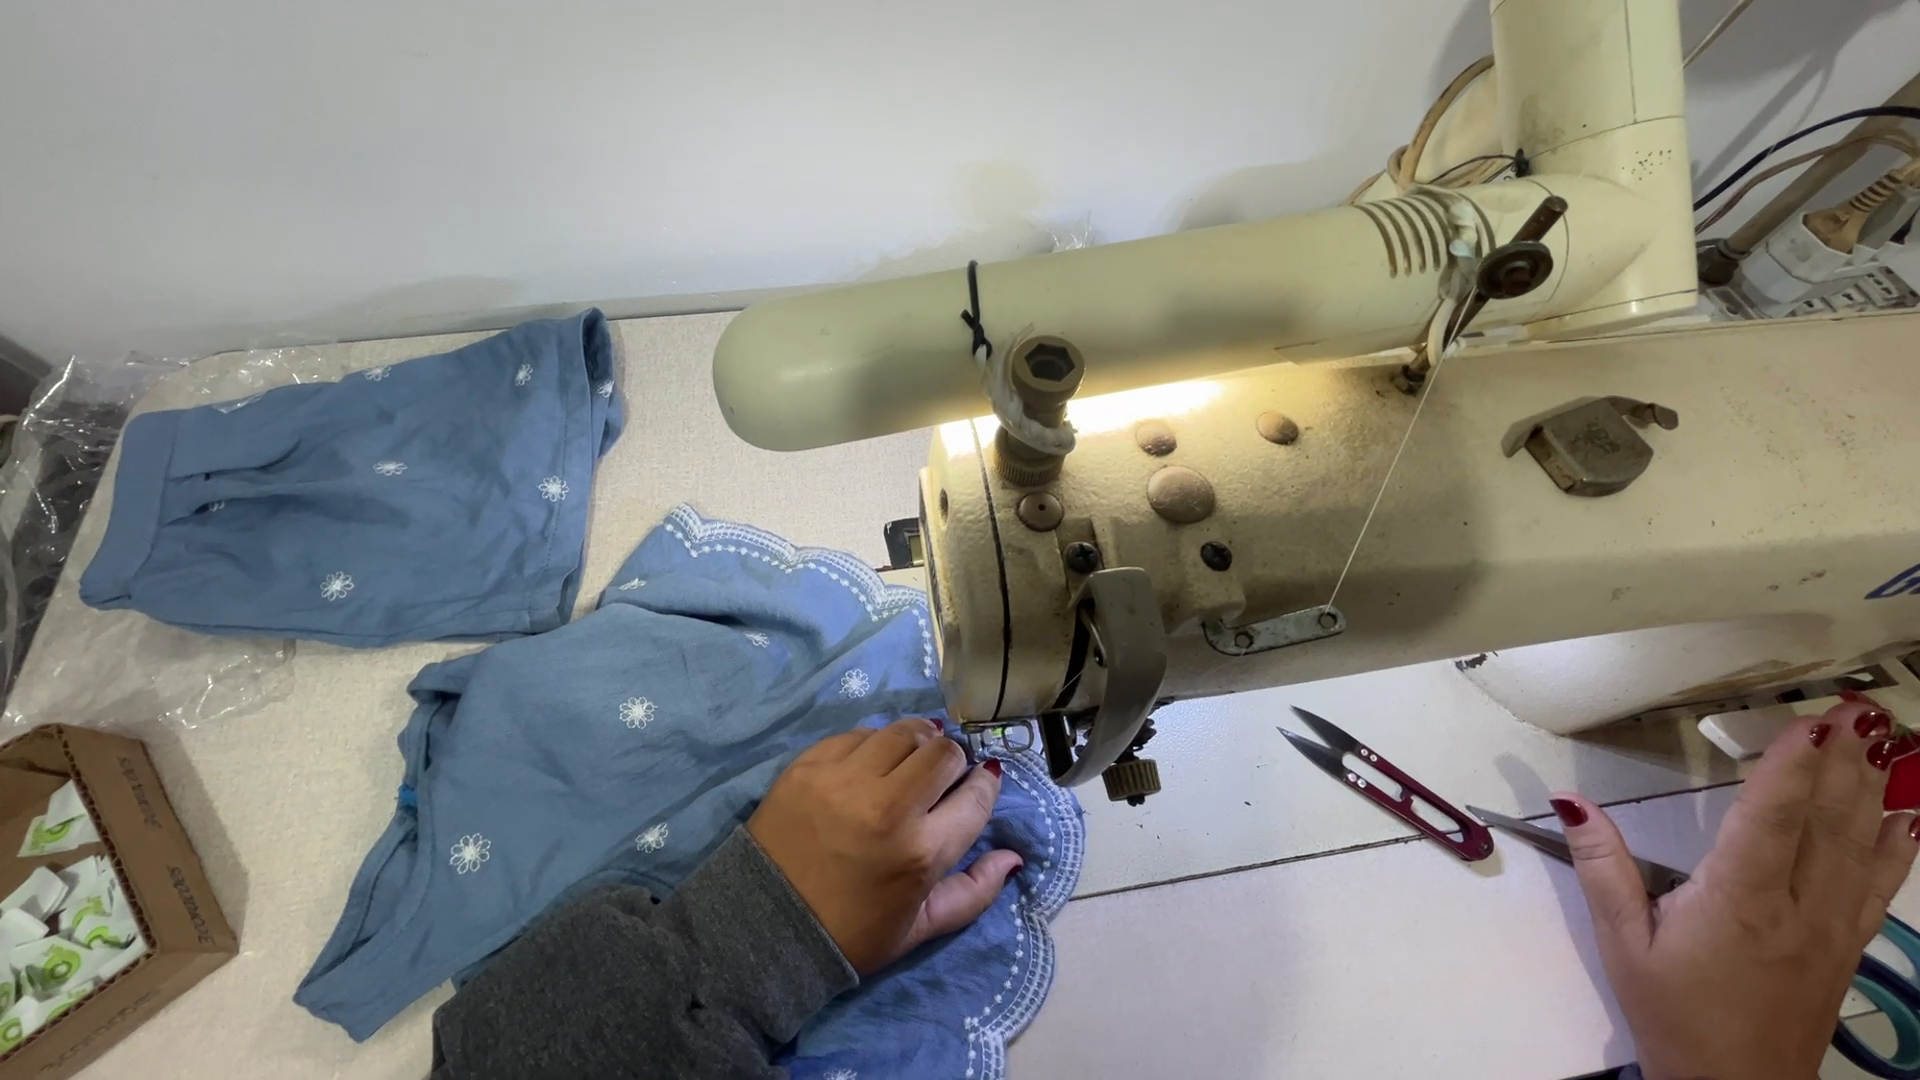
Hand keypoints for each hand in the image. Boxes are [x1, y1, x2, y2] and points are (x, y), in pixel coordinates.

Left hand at [747, 718, 1022, 974]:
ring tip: (911, 757)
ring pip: (902, 732)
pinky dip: (872, 744)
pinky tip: (870, 763)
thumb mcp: (919, 928)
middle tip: (941, 773)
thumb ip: (974, 892)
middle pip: (943, 752)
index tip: (979, 782)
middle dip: (952, 759)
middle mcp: (888, 807)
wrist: (760, 927)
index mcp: (920, 853)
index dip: (984, 784)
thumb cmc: (849, 933)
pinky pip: (858, 735)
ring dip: (916, 741)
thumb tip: (1014, 857)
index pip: (975, 795)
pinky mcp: (809, 766)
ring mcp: (844, 781)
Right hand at [1555, 697, 1918, 1079]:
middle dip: (1842, 767)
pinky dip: (1899, 846)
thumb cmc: (1670, 1008)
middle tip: (1858, 717)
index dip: (1789, 771)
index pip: (1770, 822)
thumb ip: (1601, 866)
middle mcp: (1798, 909)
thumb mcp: (1622, 939)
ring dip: (1875, 794)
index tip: (1809, 727)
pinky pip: (1878, 886)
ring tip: (1890, 748)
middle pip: (1827, 826)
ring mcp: (1833, 929)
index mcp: (1739, 902)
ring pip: (1863, 850)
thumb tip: (1570, 802)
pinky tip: (1908, 819)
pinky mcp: (1845, 945)